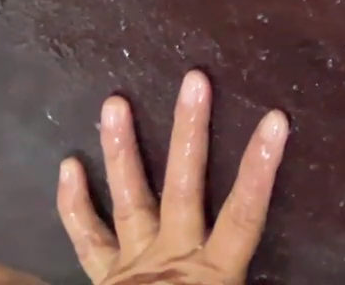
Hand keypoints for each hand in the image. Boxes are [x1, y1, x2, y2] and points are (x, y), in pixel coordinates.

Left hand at [57, 71, 289, 284]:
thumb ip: (248, 277)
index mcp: (214, 276)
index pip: (245, 214)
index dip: (261, 167)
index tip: (276, 119)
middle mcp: (173, 260)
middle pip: (184, 187)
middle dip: (190, 132)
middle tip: (194, 79)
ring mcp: (134, 265)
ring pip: (129, 198)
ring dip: (121, 149)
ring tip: (113, 102)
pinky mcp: (105, 278)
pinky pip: (86, 239)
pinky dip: (74, 204)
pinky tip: (68, 166)